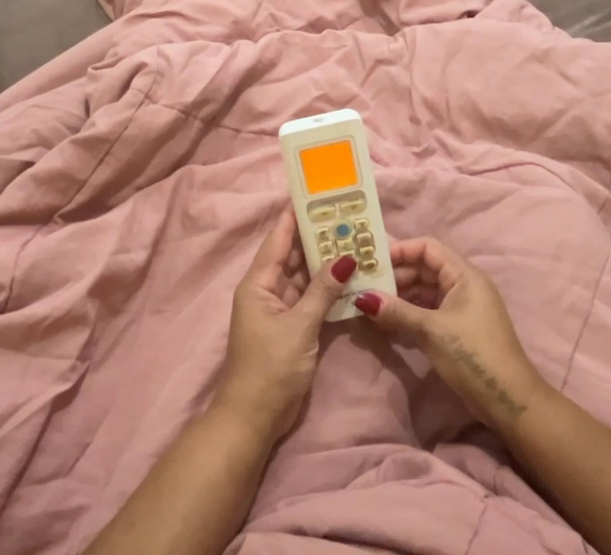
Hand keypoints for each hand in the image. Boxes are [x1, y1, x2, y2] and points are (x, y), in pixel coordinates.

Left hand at [215, 209, 355, 441]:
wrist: (255, 418)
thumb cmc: (271, 368)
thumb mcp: (299, 326)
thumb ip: (322, 291)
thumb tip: (345, 257)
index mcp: (258, 283)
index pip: (278, 239)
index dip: (295, 216)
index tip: (314, 192)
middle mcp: (267, 290)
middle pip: (293, 255)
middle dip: (318, 236)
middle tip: (347, 214)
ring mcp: (279, 309)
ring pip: (304, 276)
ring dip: (326, 262)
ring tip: (355, 238)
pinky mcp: (292, 327)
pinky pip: (311, 297)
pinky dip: (328, 288)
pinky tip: (351, 277)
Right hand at [355, 237, 548, 428]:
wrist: (508, 400)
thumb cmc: (473, 355)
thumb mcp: (432, 331)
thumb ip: (397, 311)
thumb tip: (362, 297)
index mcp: (465, 276)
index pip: (428, 248)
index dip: (401, 250)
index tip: (372, 262)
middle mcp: (463, 286)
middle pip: (424, 268)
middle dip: (395, 276)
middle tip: (364, 286)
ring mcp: (461, 308)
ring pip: (424, 291)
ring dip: (399, 297)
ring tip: (369, 305)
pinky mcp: (457, 329)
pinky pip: (427, 311)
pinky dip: (408, 314)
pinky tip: (386, 324)